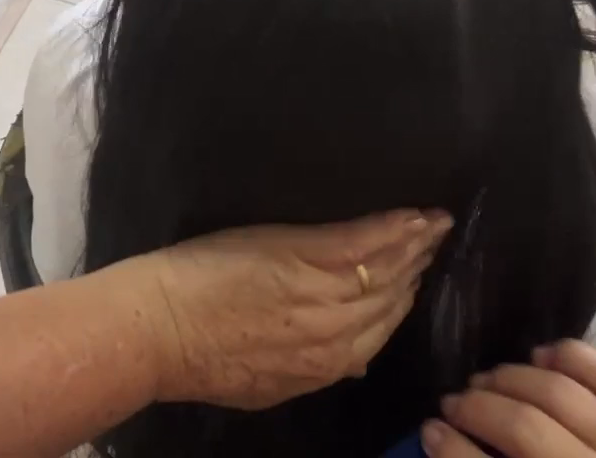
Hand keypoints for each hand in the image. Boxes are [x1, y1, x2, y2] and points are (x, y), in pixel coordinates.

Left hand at [112, 209, 452, 410]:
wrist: (161, 329)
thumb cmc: (200, 352)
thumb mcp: (268, 382)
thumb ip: (312, 366)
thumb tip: (353, 361)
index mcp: (326, 365)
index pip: (382, 328)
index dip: (403, 299)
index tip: (419, 276)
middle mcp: (336, 334)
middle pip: (391, 297)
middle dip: (416, 266)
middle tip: (434, 238)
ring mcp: (322, 294)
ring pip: (384, 267)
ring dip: (414, 241)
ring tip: (434, 221)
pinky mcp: (303, 256)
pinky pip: (362, 241)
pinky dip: (393, 227)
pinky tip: (414, 213)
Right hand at [422, 341, 595, 457]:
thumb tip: (443, 443)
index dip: (453, 450)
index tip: (428, 431)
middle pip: (525, 427)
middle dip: (476, 409)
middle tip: (451, 405)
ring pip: (559, 393)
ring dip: (510, 378)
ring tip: (485, 381)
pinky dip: (571, 357)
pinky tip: (539, 356)